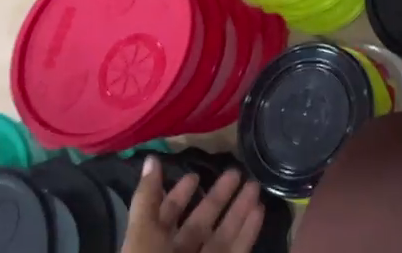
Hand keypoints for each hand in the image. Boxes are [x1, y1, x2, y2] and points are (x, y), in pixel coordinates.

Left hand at [121, 155, 265, 252]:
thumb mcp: (142, 237)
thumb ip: (148, 199)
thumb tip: (150, 158)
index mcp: (150, 248)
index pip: (165, 216)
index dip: (178, 195)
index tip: (196, 174)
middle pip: (198, 224)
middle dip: (217, 197)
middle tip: (236, 172)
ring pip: (221, 236)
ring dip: (238, 211)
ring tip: (255, 185)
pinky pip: (237, 252)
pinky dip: (248, 233)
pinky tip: (259, 211)